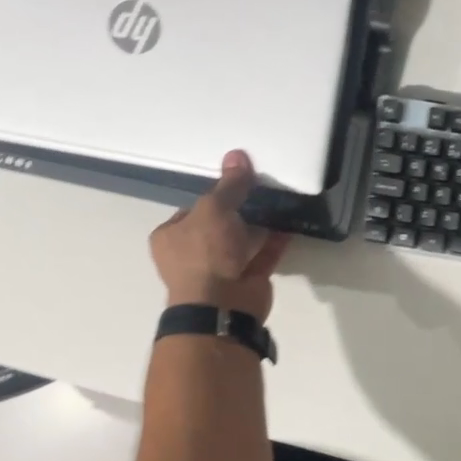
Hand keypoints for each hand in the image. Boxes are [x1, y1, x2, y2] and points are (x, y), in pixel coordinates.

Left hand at [150, 150, 291, 318]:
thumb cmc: (205, 254)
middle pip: (219, 225)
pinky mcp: (246, 280)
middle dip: (240, 210)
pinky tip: (289, 223)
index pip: (193, 209)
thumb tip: (237, 155)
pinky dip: (275, 241)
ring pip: (242, 240)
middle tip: (263, 189)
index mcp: (171, 237)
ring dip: (259, 225)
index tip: (238, 181)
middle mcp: (192, 254)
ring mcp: (220, 270)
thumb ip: (229, 185)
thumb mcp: (214, 209)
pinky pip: (263, 255)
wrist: (222, 305)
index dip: (214, 195)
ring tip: (280, 202)